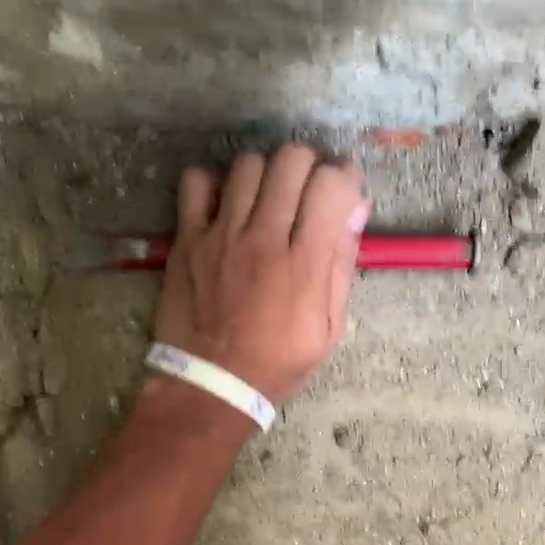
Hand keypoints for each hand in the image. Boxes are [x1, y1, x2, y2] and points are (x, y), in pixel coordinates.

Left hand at [154, 144, 368, 404]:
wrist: (212, 384)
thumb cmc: (277, 363)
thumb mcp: (327, 329)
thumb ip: (341, 266)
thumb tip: (356, 211)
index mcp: (303, 264)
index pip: (331, 184)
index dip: (344, 179)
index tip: (343, 192)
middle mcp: (263, 238)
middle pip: (292, 160)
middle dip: (308, 168)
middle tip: (306, 193)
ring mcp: (221, 235)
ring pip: (248, 164)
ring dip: (265, 174)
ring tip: (266, 200)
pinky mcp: (188, 238)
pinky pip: (197, 182)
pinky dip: (214, 185)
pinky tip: (225, 208)